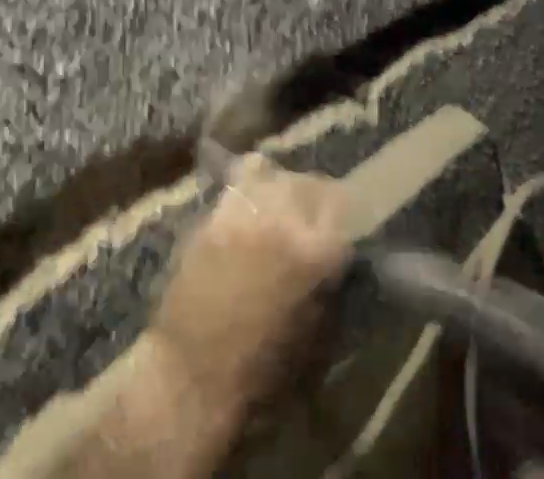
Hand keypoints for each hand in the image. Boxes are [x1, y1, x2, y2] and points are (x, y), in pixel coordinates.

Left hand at [149, 156, 351, 407]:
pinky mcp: (208, 219)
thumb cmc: (265, 366)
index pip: (343, 205)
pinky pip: (234, 188)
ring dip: (281, 186)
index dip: (349, 212)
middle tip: (318, 212)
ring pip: (268, 174)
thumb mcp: (319, 329)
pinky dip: (248, 190)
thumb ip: (331, 280)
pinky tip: (251, 206)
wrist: (194, 369)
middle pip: (306, 183)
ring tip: (282, 204)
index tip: (350, 220)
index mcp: (314, 252)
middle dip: (317, 195)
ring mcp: (239, 215)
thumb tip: (338, 255)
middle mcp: (278, 222)